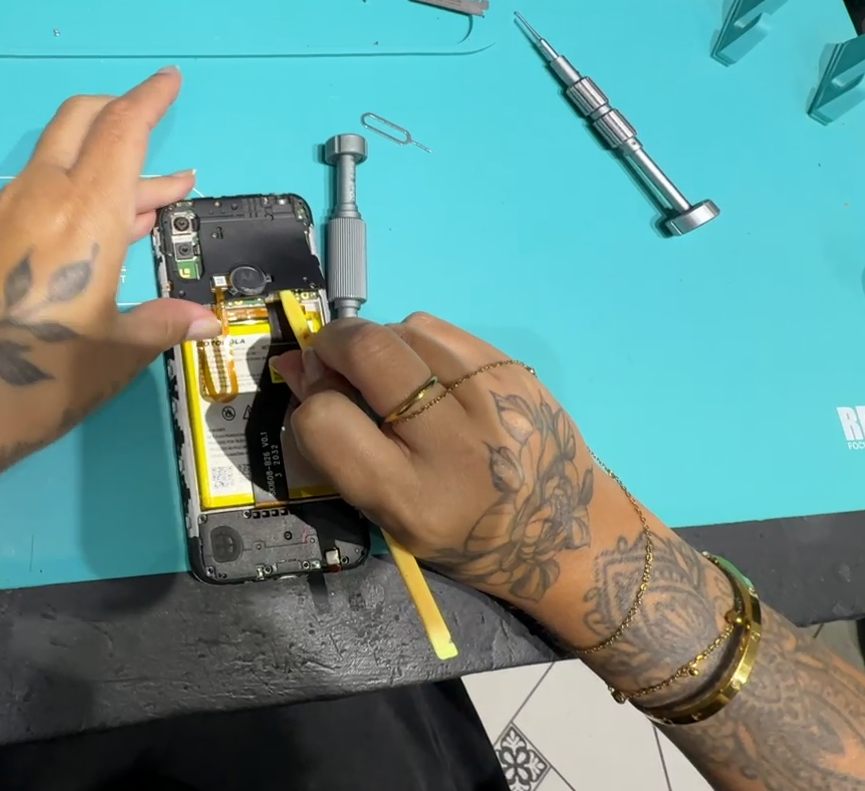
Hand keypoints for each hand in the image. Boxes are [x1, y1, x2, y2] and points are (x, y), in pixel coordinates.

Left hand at [0, 68, 220, 453]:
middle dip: (118, 111)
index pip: (122, 130)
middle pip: (80, 121)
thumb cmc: (45, 375)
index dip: (149, 99)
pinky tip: (104, 226)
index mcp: (86, 212)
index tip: (169, 80)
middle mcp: (44, 195)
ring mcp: (7, 211)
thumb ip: (163, 323)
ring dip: (105, 164)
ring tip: (155, 195)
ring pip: (62, 159)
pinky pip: (40, 191)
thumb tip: (204, 320)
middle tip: (152, 123)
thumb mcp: (117, 351)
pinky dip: (77, 191)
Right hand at [271, 314, 603, 610]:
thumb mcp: (387, 511)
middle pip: (366, 352)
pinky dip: (413, 341)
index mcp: (411, 498)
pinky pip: (436, 327)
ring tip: (389, 376)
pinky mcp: (515, 371)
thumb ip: (333, 443)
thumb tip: (292, 364)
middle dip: (332, 344)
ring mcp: (493, 399)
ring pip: (400, 329)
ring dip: (376, 343)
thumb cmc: (462, 536)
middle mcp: (454, 445)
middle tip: (334, 362)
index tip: (320, 403)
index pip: (323, 419)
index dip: (310, 403)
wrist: (571, 538)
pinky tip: (426, 372)